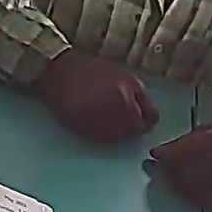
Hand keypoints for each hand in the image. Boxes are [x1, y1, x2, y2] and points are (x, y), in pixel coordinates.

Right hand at [34, 49, 159, 142]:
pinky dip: (105, 133)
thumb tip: (151, 117)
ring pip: (120, 138)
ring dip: (119, 131)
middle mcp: (116, 116)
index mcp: (128, 99)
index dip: (146, 117)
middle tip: (122, 112)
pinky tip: (97, 119)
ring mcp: (101, 127)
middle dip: (133, 124)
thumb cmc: (93, 71)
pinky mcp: (87, 134)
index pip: (149, 120)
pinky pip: (104, 140)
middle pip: (135, 132)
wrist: (60, 75)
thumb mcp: (124, 76)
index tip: (141, 113)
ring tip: (108, 114)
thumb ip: (141, 97)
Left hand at [149, 112, 211, 211]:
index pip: (185, 154)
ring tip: (175, 186)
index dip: (166, 161)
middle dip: (171, 177)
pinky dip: (201, 200)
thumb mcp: (209, 130)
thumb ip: (183, 142)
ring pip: (203, 193)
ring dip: (182, 191)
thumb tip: (156, 155)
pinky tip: (193, 194)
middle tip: (162, 176)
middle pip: (192, 175)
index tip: (153, 163)